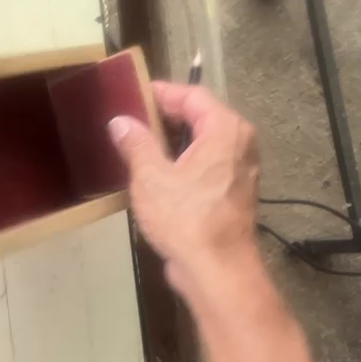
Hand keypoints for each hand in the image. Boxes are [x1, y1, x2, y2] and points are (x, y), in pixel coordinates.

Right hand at [107, 82, 260, 298]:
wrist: (215, 268)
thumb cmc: (186, 217)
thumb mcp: (150, 177)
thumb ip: (136, 144)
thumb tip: (121, 122)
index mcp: (225, 130)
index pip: (192, 96)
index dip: (162, 93)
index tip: (133, 94)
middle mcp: (239, 143)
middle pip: (200, 116)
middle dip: (165, 116)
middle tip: (129, 118)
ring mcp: (239, 169)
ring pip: (202, 142)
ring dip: (171, 141)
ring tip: (136, 143)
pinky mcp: (231, 191)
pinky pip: (205, 163)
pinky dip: (181, 161)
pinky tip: (153, 172)